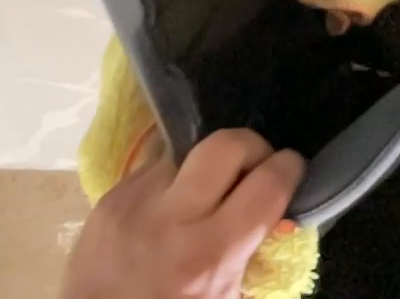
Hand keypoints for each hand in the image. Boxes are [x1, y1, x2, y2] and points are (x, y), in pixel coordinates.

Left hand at [62, 129, 303, 298]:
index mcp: (208, 256)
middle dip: (252, 147)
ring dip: (206, 167)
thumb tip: (285, 209)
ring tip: (204, 193)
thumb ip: (256, 251)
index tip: (290, 170)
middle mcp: (171, 220)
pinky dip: (172, 181)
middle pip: (228, 143)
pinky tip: (167, 208)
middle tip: (253, 168)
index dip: (290, 168)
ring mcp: (135, 202)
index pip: (268, 183)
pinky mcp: (109, 196)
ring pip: (191, 150)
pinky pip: (157, 166)